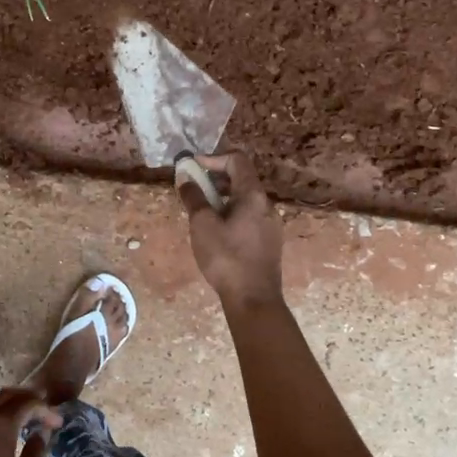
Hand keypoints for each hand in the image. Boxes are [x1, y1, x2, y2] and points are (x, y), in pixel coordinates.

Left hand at [0, 388, 61, 456]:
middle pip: (6, 396)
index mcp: (0, 425)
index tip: (58, 422)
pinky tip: (9, 431)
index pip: (26, 404)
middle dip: (27, 398)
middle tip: (45, 407)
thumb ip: (35, 450)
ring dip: (12, 406)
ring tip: (30, 417)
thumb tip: (43, 432)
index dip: (44, 409)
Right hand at [179, 152, 284, 307]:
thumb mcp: (202, 224)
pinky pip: (249, 216)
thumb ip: (194, 197)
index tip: (193, 167)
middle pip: (242, 179)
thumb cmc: (226, 257)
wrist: (253, 298)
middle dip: (215, 179)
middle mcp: (267, 205)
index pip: (237, 160)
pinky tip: (217, 233)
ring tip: (201, 213)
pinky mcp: (270, 241)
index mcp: (253, 195)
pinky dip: (231, 213)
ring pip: (245, 200)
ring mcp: (271, 224)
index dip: (213, 158)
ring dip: (222, 198)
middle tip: (193, 191)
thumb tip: (185, 178)